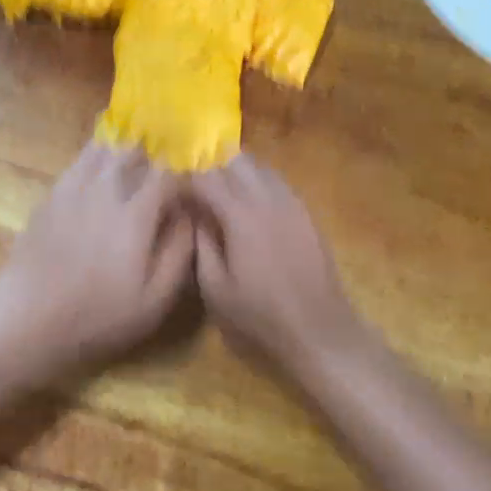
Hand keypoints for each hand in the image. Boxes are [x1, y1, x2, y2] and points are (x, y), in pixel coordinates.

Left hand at [0, 143, 195, 364]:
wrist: (28, 318)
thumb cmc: (98, 316)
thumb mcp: (153, 300)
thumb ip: (178, 253)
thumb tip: (190, 215)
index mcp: (134, 215)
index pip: (166, 173)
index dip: (183, 170)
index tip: (191, 176)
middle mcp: (103, 191)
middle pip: (130, 150)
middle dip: (150, 147)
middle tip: (163, 151)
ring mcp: (70, 190)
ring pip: (99, 149)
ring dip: (119, 145)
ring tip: (132, 146)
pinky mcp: (48, 198)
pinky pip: (76, 164)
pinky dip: (93, 157)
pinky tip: (98, 165)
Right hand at [192, 154, 368, 369]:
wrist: (319, 329)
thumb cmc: (260, 315)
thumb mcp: (215, 288)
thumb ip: (201, 244)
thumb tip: (193, 215)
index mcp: (241, 215)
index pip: (206, 177)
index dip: (185, 178)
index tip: (171, 188)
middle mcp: (267, 198)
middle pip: (236, 161)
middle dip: (211, 166)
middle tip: (194, 186)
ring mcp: (292, 203)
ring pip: (260, 167)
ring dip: (236, 171)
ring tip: (219, 191)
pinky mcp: (306, 213)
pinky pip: (277, 182)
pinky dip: (257, 182)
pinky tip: (249, 203)